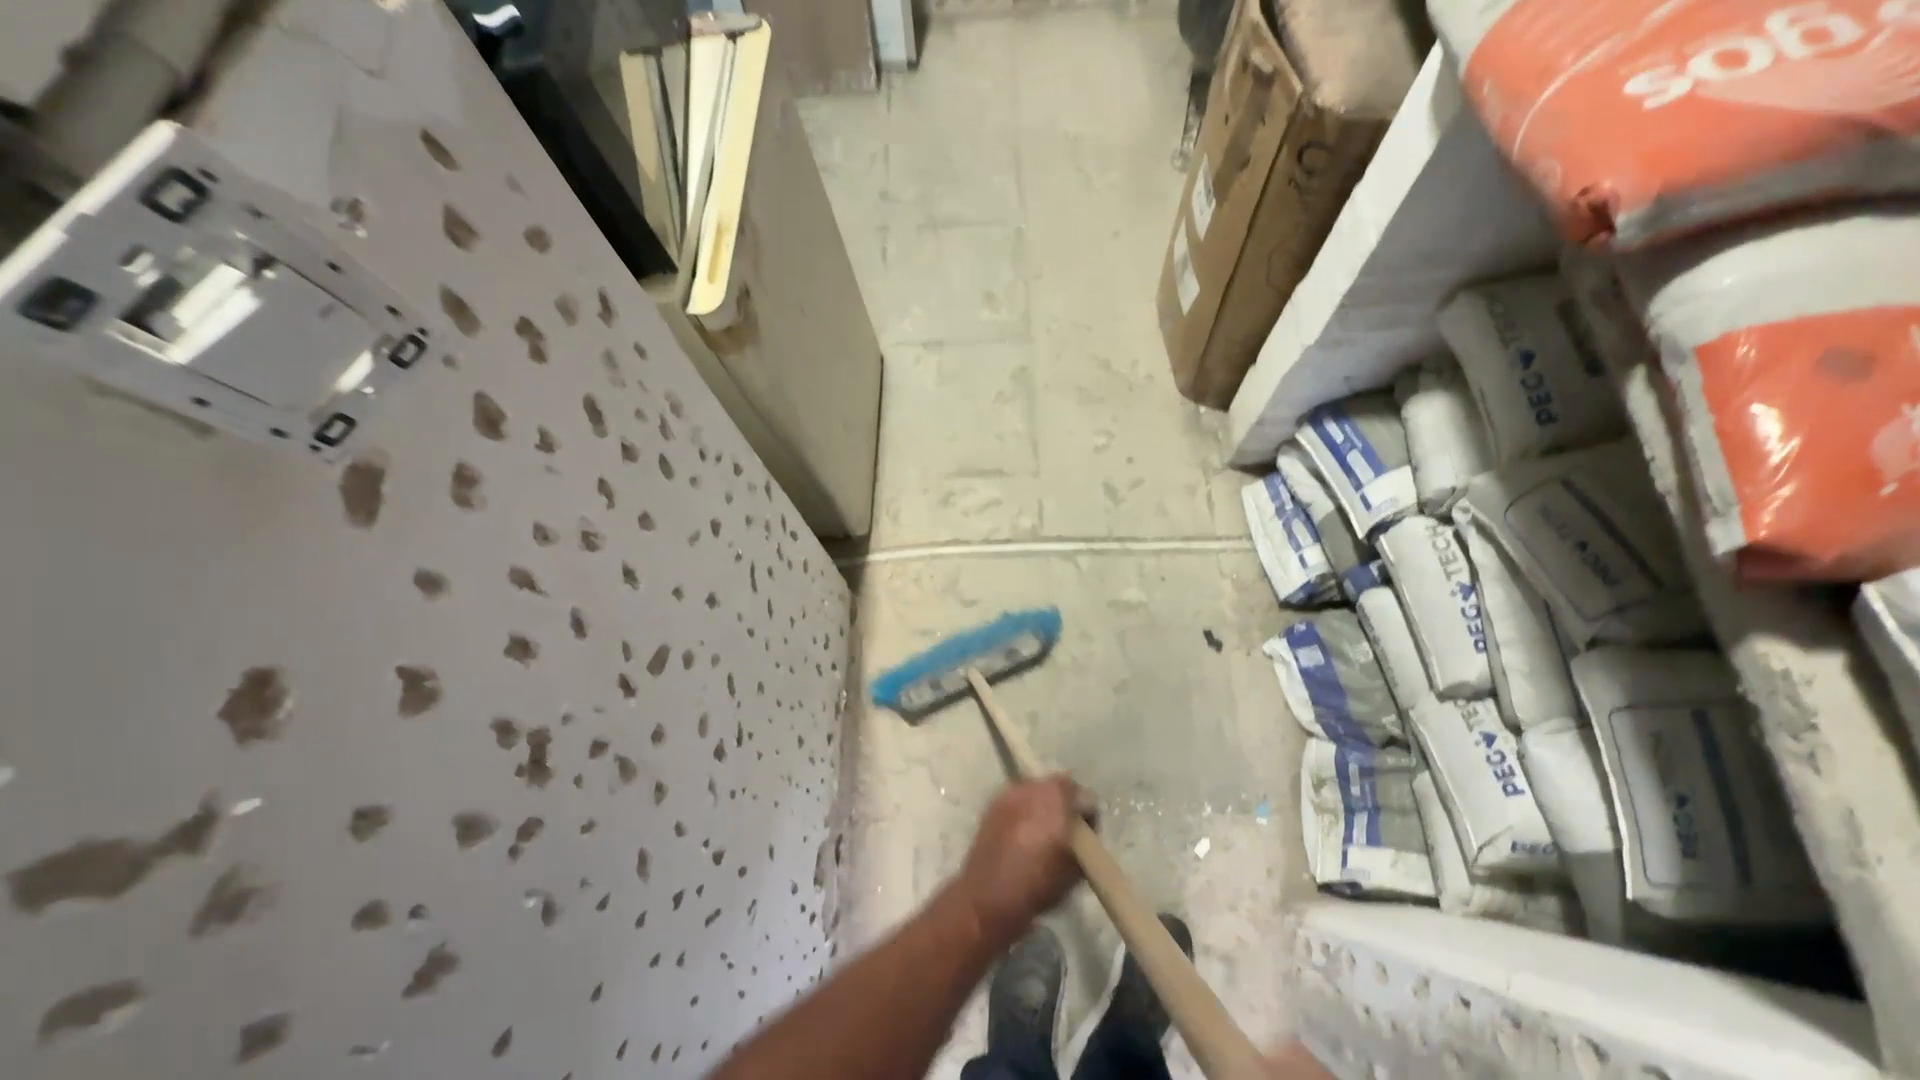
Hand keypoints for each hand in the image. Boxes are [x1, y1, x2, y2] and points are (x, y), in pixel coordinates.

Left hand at [956, 774, 1088, 943]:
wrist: (989, 896)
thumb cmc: (1039, 883)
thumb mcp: (1076, 867)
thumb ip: (1085, 840)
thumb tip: (1085, 830)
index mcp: (1058, 798)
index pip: (1085, 796)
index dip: (1088, 814)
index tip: (1087, 833)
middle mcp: (1033, 787)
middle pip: (1058, 786)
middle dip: (1065, 803)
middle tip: (1066, 828)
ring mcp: (1009, 793)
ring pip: (1035, 789)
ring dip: (1043, 803)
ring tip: (1043, 829)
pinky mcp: (992, 805)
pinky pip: (1016, 800)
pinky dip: (1023, 810)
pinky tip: (1022, 832)